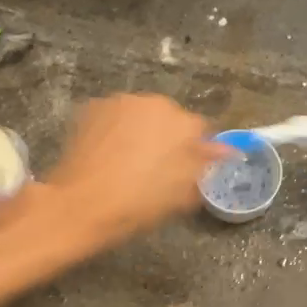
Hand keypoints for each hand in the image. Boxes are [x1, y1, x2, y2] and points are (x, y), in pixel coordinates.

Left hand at [44, 94, 232, 242]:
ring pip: (140, 114)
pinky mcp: (93, 107)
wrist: (83, 204)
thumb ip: (204, 165)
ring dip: (139, 130)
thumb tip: (223, 150)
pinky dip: (114, 129)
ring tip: (127, 161)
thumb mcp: (181, 193)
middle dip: (166, 136)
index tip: (185, 168)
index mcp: (183, 123)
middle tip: (155, 167)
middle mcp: (155, 103)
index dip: (194, 150)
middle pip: (169, 117)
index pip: (199, 130)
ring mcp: (121, 102)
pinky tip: (107, 153)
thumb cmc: (138, 204)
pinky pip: (114, 116)